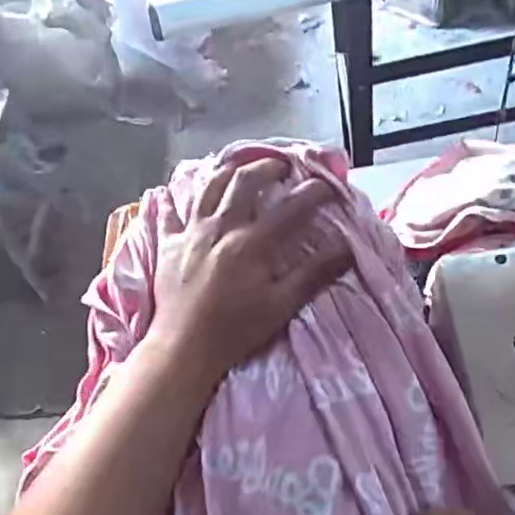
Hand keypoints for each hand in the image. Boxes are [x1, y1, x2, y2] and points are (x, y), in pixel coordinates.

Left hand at [147, 157, 352, 381]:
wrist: (184, 347)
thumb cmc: (236, 331)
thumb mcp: (282, 306)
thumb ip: (314, 275)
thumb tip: (347, 249)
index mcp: (252, 243)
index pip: (291, 207)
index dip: (314, 192)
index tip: (331, 187)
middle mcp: (221, 227)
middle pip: (244, 181)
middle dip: (267, 167)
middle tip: (282, 167)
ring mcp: (190, 233)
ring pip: (208, 187)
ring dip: (227, 172)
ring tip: (239, 169)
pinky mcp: (168, 245)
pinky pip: (168, 213)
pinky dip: (172, 199)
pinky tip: (173, 192)